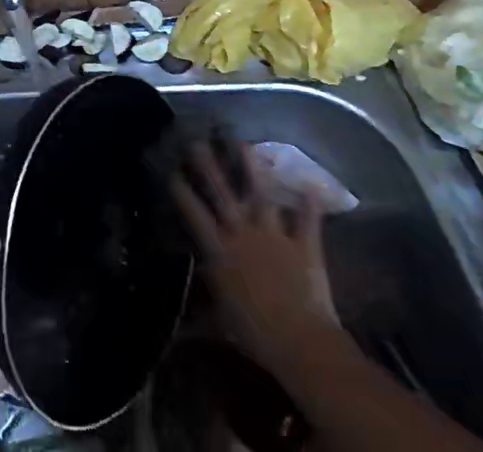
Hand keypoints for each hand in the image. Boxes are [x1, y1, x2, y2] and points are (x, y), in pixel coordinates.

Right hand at [171, 137, 340, 372]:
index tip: (171, 169)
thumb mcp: (219, 318)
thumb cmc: (253, 332)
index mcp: (220, 251)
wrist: (302, 341)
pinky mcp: (305, 246)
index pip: (194, 213)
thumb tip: (181, 310)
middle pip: (223, 194)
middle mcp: (243, 234)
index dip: (181, 190)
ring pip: (261, 195)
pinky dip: (310, 204)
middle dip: (209, 166)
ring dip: (253, 169)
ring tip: (244, 143)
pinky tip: (311, 185)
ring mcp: (275, 236)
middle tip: (198, 141)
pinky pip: (308, 220)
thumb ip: (202, 303)